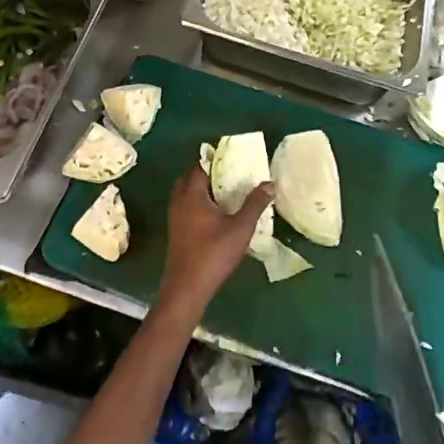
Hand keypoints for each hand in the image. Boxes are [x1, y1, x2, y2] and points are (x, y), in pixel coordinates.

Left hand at [160, 165, 270, 317]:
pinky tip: (217, 212)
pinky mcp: (176, 229)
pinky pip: (186, 204)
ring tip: (226, 190)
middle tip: (230, 172)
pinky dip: (198, 200)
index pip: (200, 165)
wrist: (187, 287)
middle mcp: (179, 200)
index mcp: (192, 194)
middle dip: (208, 171)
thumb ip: (255, 204)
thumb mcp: (240, 228)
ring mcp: (175, 216)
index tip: (233, 156)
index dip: (215, 158)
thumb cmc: (213, 254)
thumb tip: (269, 183)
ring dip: (203, 187)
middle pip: (190, 176)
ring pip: (186, 192)